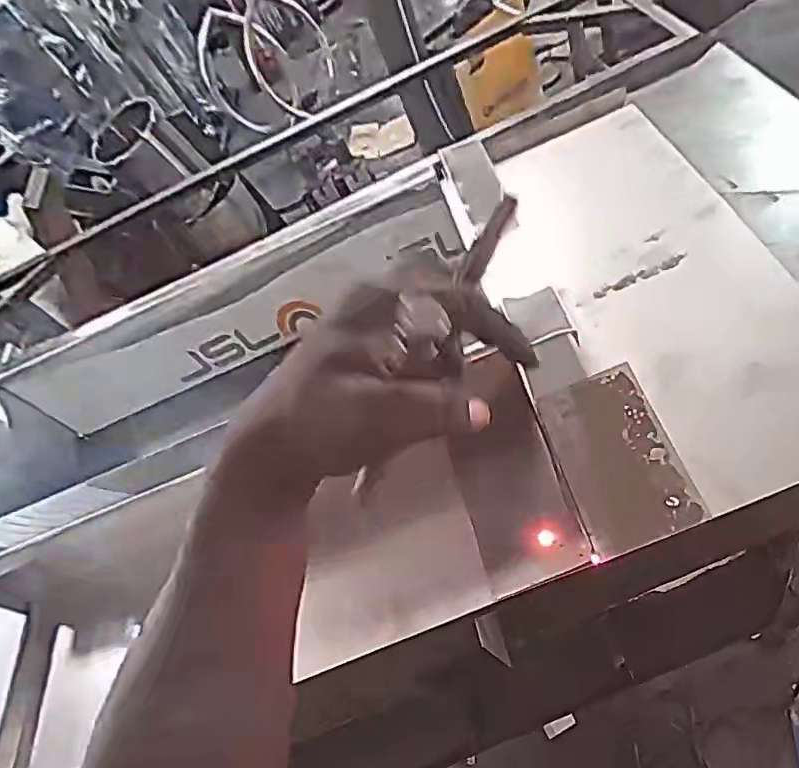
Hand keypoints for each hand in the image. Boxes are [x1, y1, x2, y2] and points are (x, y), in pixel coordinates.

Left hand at [216, 258, 536, 508]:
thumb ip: (434, 409)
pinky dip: (431, 360)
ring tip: (445, 390)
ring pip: (429, 314)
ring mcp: (366, 318)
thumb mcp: (379, 416)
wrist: (272, 446)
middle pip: (443, 289)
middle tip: (494, 356)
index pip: (458, 300)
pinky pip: (413, 337)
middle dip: (473, 323)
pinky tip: (422, 391)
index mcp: (380, 305)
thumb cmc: (319, 423)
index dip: (499, 328)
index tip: (527, 361)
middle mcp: (374, 299)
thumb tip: (485, 411)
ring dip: (450, 348)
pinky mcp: (363, 342)